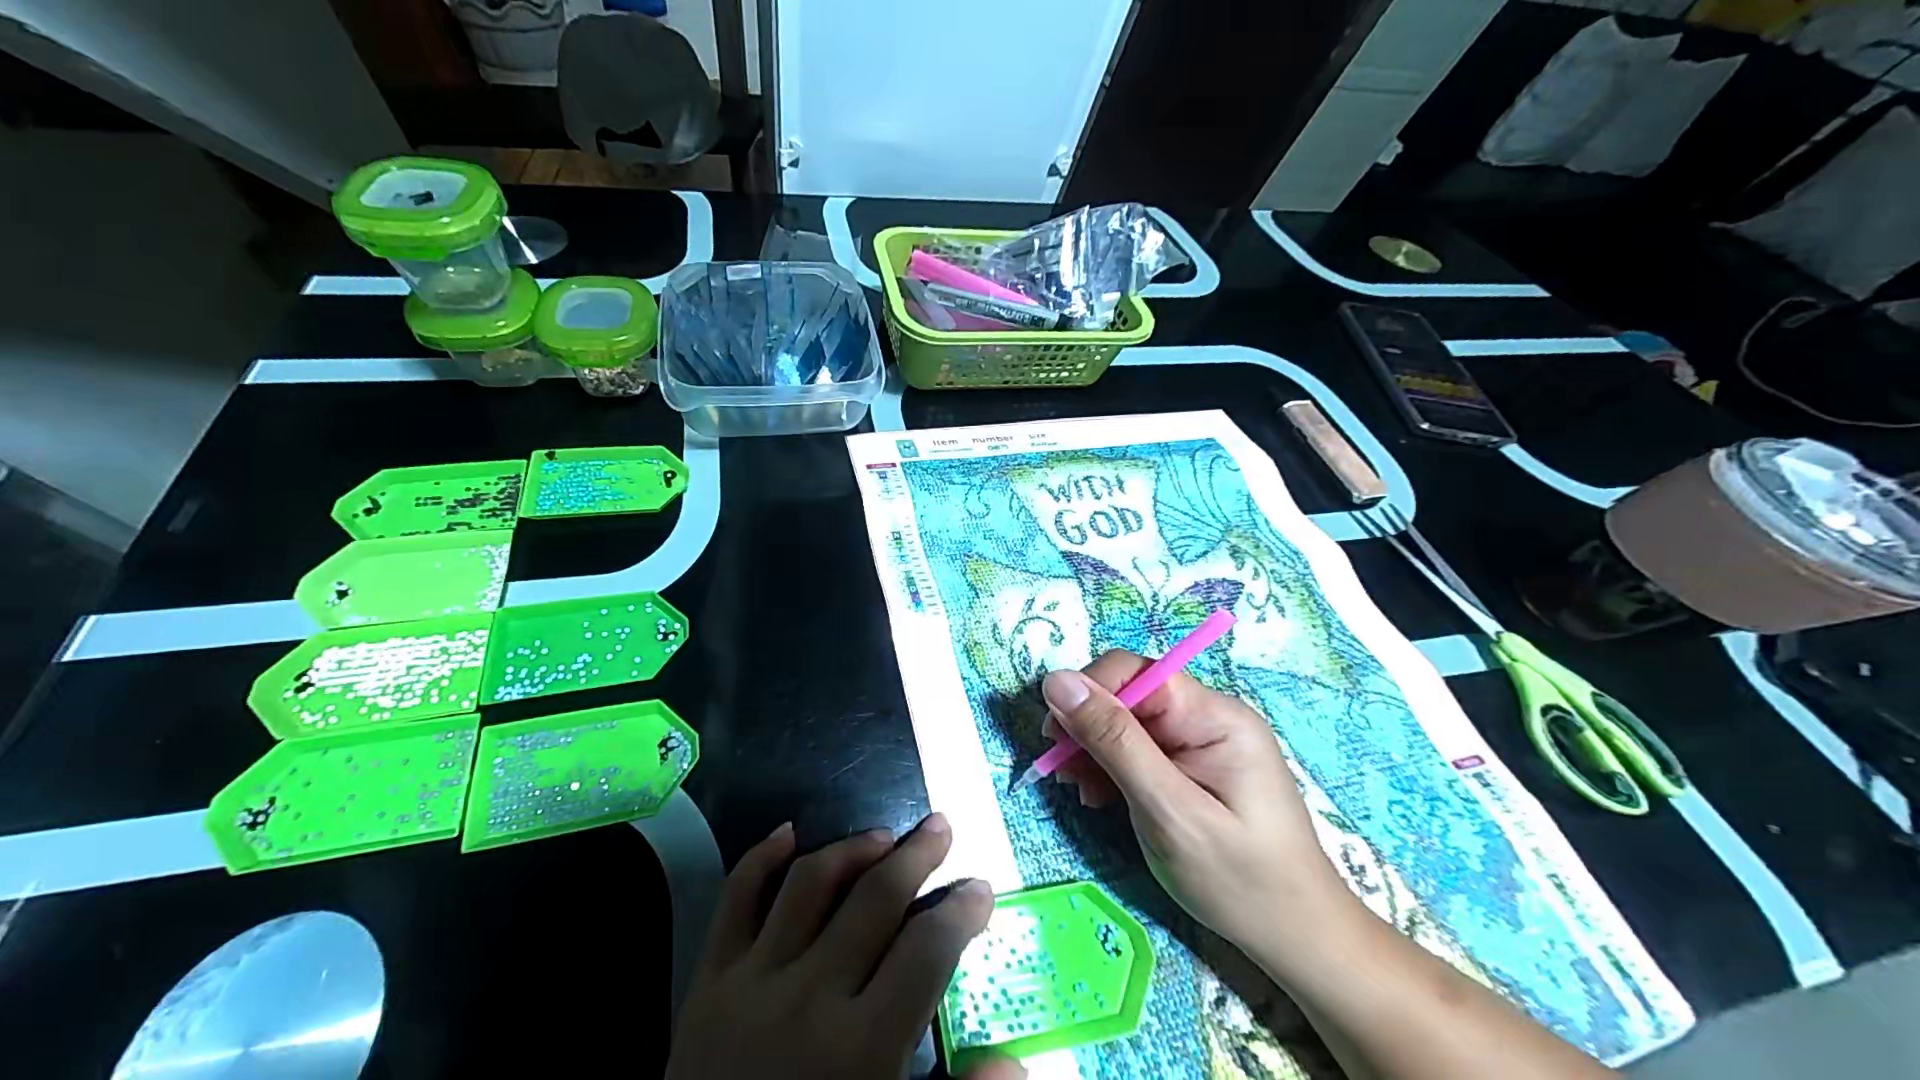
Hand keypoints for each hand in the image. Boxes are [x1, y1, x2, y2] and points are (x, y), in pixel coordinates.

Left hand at [665, 815, 1022, 1079]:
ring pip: (811, 883)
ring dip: (853, 849)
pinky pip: (735, 898)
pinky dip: (762, 857)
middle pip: (876, 898)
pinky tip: (790, 833)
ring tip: (883, 836)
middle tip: (940, 827)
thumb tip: (1014, 1060)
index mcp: (863, 1047)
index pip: (927, 950)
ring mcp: (753, 980)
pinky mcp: (709, 979)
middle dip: (917, 855)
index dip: (962, 911)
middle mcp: (810, 996)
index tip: (980, 888)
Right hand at [1042, 652, 1344, 951]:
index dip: (1087, 694)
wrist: (1296, 936)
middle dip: (1088, 727)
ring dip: (1094, 751)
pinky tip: (1101, 796)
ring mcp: (1202, 739)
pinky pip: (1140, 748)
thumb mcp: (1167, 811)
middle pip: (1128, 695)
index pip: (1135, 672)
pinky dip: (1113, 768)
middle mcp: (1208, 714)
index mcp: (1213, 715)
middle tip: (1065, 774)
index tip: (1055, 739)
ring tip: (1083, 792)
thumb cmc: (1237, 879)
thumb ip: (1113, 741)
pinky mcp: (1193, 763)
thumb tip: (1057, 680)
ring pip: (1127, 722)